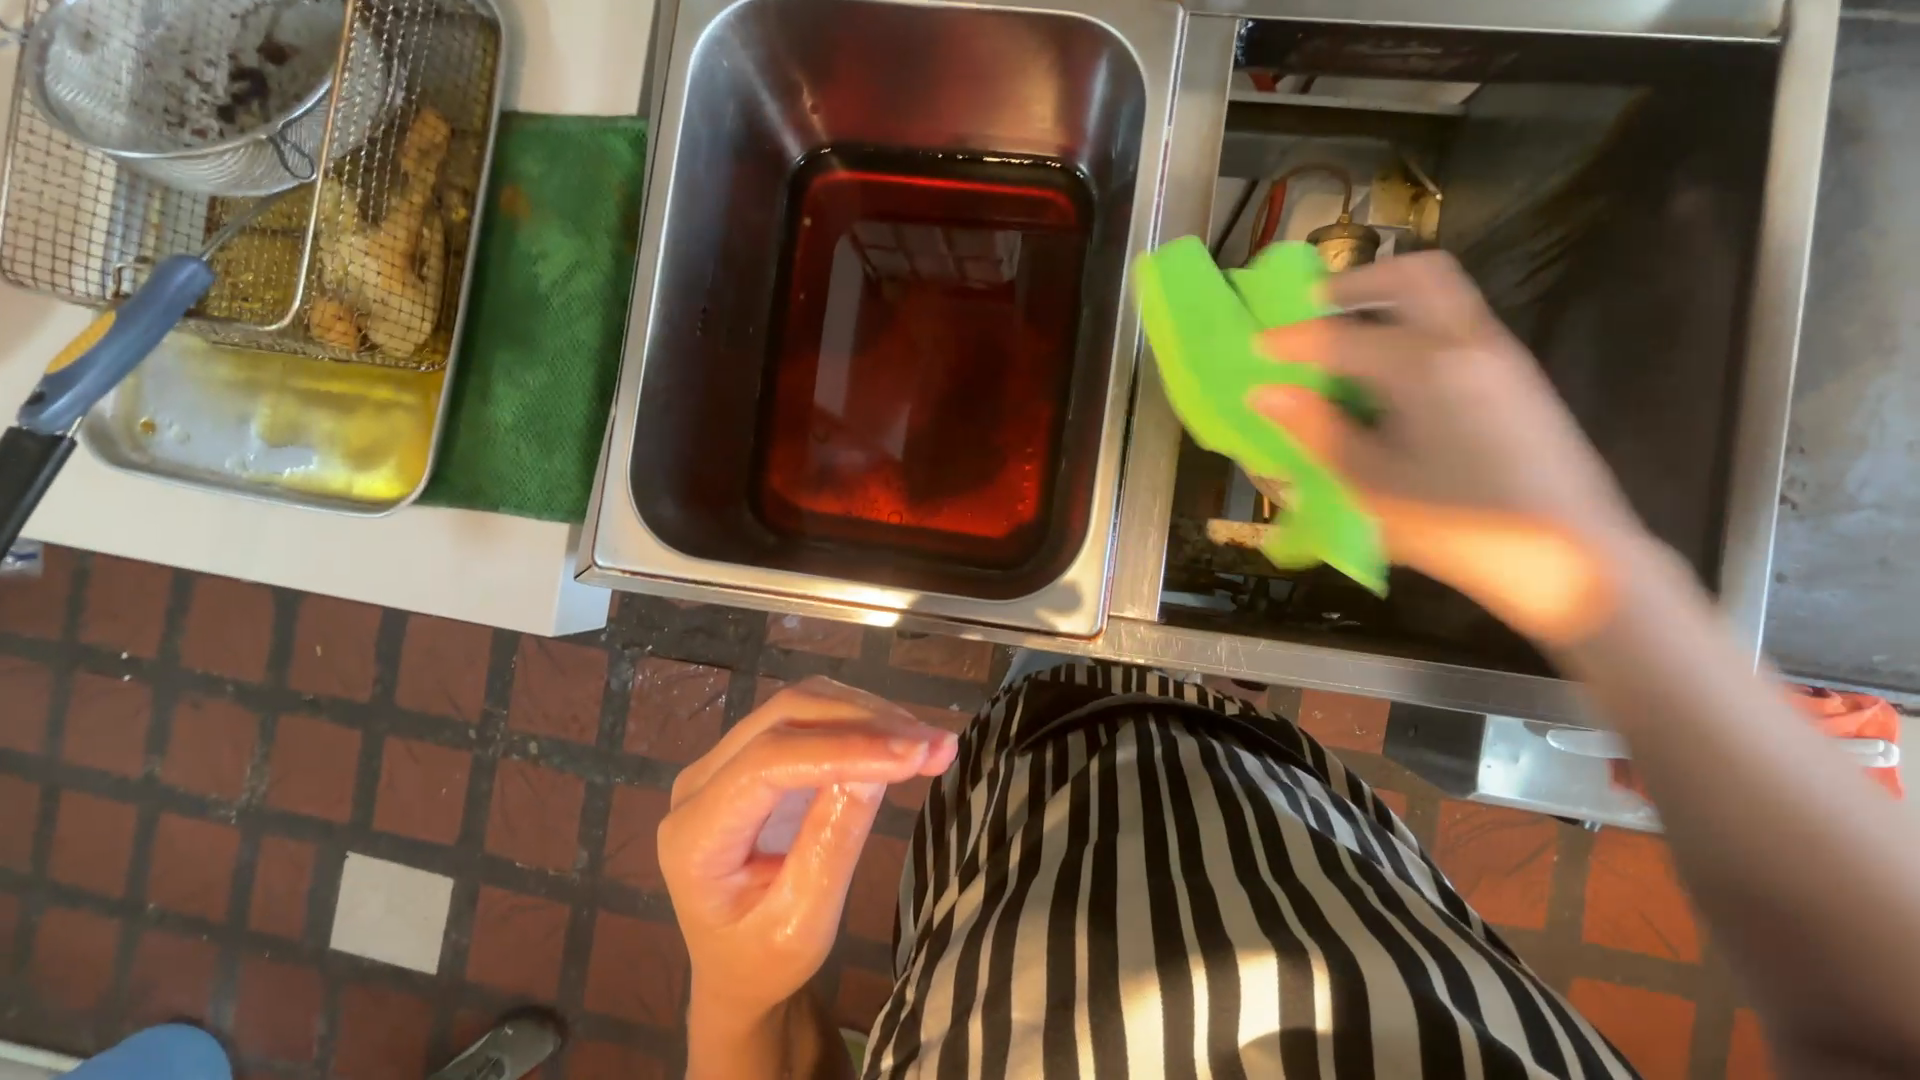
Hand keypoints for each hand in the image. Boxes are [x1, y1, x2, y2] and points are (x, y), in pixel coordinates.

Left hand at [659, 676, 957, 1023]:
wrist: (737, 969)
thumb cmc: (763, 963)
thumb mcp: (803, 925)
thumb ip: (832, 844)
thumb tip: (874, 769)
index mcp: (695, 835)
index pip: (767, 763)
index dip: (844, 749)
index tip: (915, 754)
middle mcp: (698, 783)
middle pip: (785, 718)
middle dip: (867, 722)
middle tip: (936, 745)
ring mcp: (721, 763)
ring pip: (800, 706)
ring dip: (869, 715)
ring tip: (929, 742)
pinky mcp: (751, 756)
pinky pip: (806, 718)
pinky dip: (859, 721)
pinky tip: (898, 739)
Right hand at [1252, 252, 1649, 644]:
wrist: (1574, 557)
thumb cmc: (1458, 526)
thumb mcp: (1372, 486)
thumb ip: (1317, 431)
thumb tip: (1266, 393)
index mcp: (1425, 369)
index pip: (1343, 336)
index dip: (1293, 340)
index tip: (1257, 346)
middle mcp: (1467, 343)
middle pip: (1412, 275)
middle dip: (1355, 286)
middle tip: (1313, 312)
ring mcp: (1500, 356)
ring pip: (1441, 295)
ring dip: (1386, 303)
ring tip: (1344, 345)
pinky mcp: (1516, 377)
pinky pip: (1456, 324)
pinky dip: (1413, 327)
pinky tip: (1388, 379)